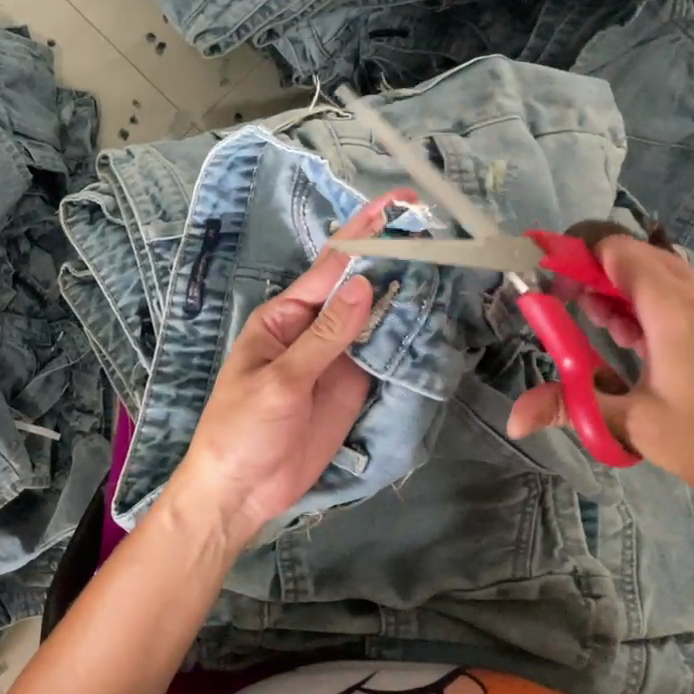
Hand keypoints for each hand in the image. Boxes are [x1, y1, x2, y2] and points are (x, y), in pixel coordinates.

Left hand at [165, 191, 411, 548]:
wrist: (241, 490)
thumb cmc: (242, 429)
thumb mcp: (280, 381)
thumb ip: (325, 336)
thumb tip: (365, 285)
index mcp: (284, 317)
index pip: (330, 268)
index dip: (366, 234)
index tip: (400, 203)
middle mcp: (313, 329)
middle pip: (359, 287)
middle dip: (395, 257)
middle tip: (443, 228)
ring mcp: (336, 358)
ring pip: (377, 318)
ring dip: (408, 293)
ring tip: (452, 261)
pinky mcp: (353, 386)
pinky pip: (382, 354)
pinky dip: (408, 336)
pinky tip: (438, 315)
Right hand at [506, 236, 693, 547]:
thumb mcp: (639, 427)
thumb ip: (571, 407)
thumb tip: (513, 419)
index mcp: (676, 307)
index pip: (613, 248)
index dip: (572, 257)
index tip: (547, 287)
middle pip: (636, 260)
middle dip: (593, 281)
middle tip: (571, 322)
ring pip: (663, 279)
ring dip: (625, 298)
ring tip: (608, 342)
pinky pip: (688, 297)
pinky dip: (655, 310)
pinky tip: (650, 353)